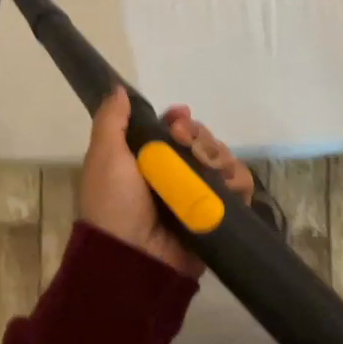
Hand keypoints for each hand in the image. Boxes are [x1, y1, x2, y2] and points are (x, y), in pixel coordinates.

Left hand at [79, 89, 254, 277]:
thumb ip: (112, 121)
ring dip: (219, 155)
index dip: (180, 120)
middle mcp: (172, 175)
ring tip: (207, 167)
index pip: (171, 131)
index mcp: (145, 161)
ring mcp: (196, 195)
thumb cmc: (114, 201)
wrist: (132, 255)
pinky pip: (238, 189)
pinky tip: (226, 182)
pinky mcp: (216, 215)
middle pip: (199, 141)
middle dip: (198, 136)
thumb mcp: (104, 155)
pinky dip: (237, 181)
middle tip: (187, 144)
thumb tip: (118, 88)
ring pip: (221, 160)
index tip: (179, 117)